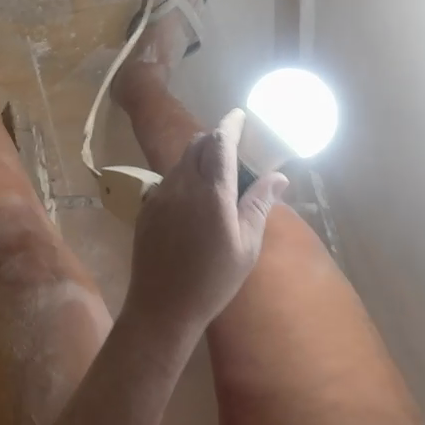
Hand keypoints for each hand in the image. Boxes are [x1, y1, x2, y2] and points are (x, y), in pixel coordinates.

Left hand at [126, 109, 289, 334]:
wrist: (161, 308)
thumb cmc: (212, 281)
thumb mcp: (247, 246)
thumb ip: (259, 204)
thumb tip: (278, 177)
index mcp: (212, 193)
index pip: (220, 143)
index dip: (231, 125)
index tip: (239, 115)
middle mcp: (182, 186)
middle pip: (196, 145)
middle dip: (214, 138)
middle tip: (232, 146)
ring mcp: (159, 197)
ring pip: (180, 162)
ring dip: (198, 157)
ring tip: (215, 174)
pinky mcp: (146, 210)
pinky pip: (167, 181)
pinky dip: (183, 177)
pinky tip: (193, 200)